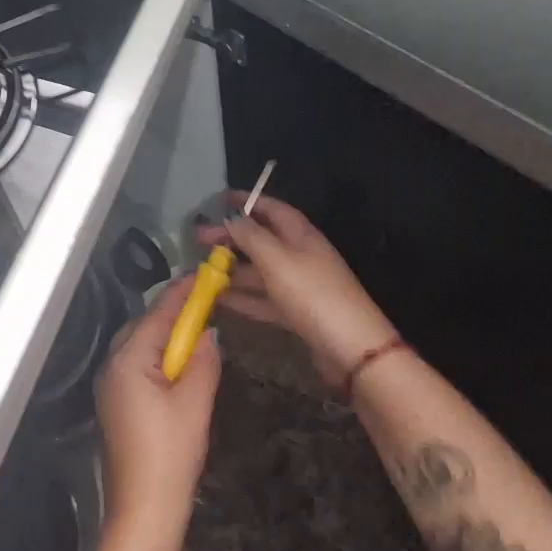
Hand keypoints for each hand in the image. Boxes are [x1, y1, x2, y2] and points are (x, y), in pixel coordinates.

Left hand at [94, 276, 219, 550]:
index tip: (204, 276)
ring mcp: (110, 383)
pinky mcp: (115, 402)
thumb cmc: (170, 453)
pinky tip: (178, 368)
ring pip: (140, 346)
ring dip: (167, 337)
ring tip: (197, 333)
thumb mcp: (195, 404)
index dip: (183, 294)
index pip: (158, 314)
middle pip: (145, 326)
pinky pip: (137, 365)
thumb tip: (208, 332)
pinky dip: (159, 358)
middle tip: (206, 304)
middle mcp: (112, 364)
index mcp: (128, 358)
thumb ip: (202, 361)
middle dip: (174, 314)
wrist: (144, 505)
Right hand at [201, 193, 397, 389]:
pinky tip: (217, 299)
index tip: (216, 200)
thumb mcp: (276, 258)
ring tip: (201, 271)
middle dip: (230, 237)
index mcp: (300, 235)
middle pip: (260, 239)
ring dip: (231, 269)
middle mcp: (299, 255)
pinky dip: (241, 297)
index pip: (270, 207)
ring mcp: (298, 285)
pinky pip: (262, 298)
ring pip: (258, 270)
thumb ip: (250, 235)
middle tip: (199, 239)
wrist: (352, 350)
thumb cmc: (313, 294)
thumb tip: (230, 217)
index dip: (245, 201)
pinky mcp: (295, 312)